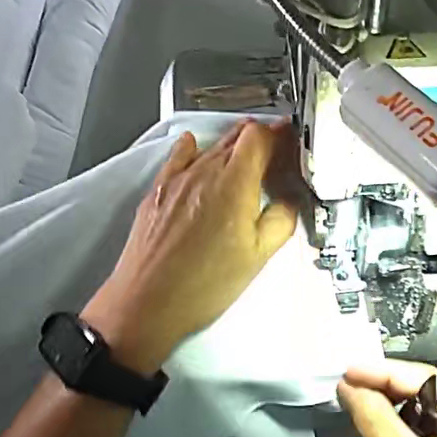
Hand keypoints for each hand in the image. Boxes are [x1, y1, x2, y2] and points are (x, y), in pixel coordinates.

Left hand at [83, 120, 299, 373]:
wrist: (147, 302)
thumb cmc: (199, 285)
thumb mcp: (258, 257)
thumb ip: (281, 220)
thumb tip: (289, 204)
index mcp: (235, 184)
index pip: (261, 137)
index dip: (280, 134)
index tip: (290, 140)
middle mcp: (204, 173)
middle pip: (237, 136)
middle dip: (260, 139)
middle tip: (276, 153)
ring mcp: (177, 180)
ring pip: (211, 146)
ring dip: (233, 146)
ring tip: (246, 159)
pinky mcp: (158, 192)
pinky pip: (179, 157)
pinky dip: (194, 149)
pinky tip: (194, 147)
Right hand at [337, 362, 436, 436]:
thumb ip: (377, 423)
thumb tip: (349, 386)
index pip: (430, 381)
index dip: (385, 374)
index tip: (346, 373)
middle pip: (431, 388)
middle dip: (389, 389)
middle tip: (348, 389)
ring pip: (430, 401)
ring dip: (396, 404)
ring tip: (362, 406)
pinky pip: (435, 417)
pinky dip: (408, 420)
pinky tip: (386, 425)